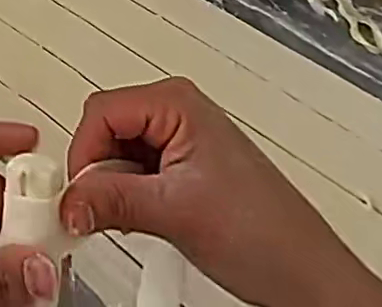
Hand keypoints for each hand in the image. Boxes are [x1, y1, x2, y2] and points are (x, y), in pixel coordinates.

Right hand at [61, 78, 381, 306]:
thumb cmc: (269, 236)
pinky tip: (140, 215)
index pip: (102, 111)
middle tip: (94, 208)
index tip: (76, 192)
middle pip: (106, 126)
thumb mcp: (175, 214)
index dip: (84, 153)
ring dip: (113, 184)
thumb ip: (112, 201)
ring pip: (117, 149)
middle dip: (97, 169)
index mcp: (175, 101)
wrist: (312, 280)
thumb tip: (69, 199)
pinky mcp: (182, 161)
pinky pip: (134, 166)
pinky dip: (127, 192)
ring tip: (128, 216)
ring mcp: (179, 135)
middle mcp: (175, 109)